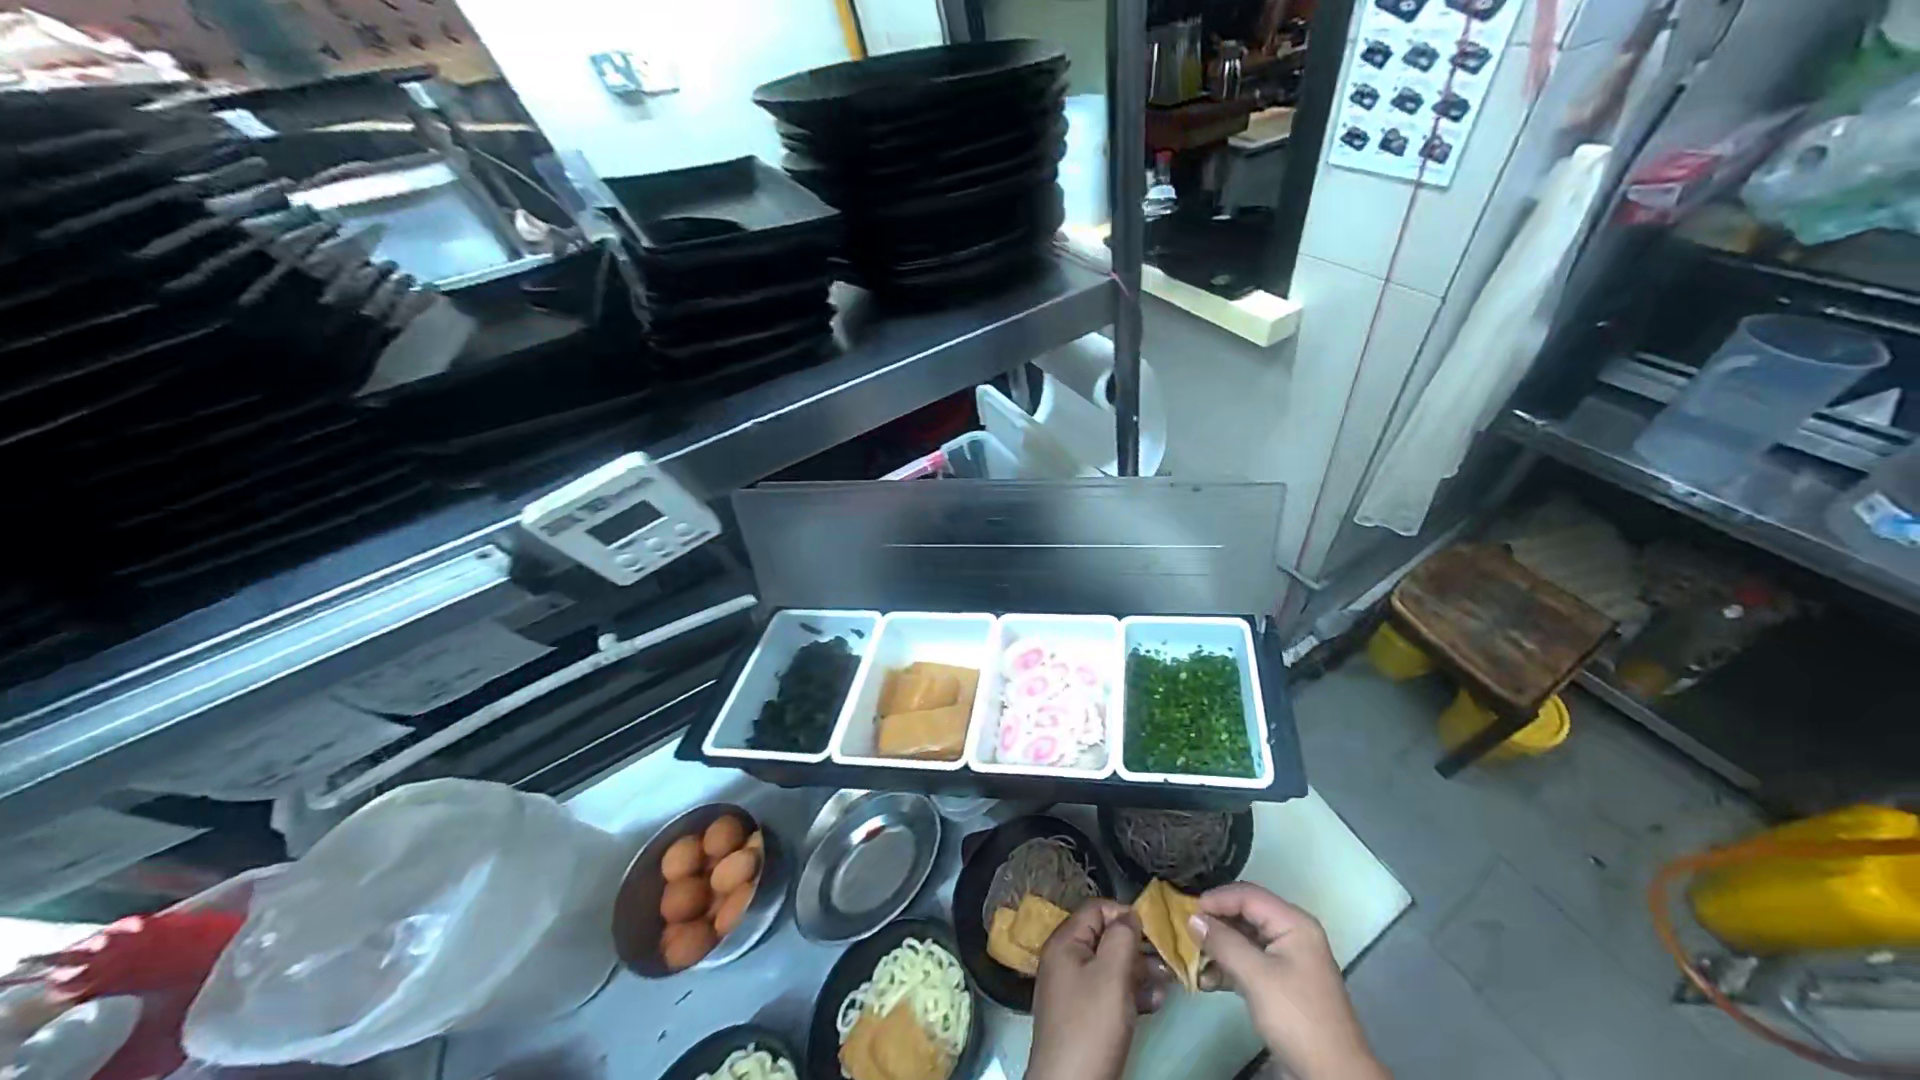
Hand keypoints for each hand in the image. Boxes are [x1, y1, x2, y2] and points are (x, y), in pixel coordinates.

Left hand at [1027, 899, 1167, 1079]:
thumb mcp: (1111, 974)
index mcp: (1065, 942)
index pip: (1096, 909)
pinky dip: (1132, 994)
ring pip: (1111, 966)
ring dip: (1140, 973)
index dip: (1125, 915)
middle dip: (1137, 948)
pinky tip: (1155, 1004)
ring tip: (1166, 985)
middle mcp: (1066, 959)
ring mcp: (1074, 988)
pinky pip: (1110, 992)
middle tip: (1165, 962)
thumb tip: (1130, 914)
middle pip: (1105, 938)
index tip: (1153, 932)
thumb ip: (1122, 937)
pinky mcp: (1084, 1014)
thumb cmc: (1091, 1024)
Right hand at [1192, 884, 1388, 1079]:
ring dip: (1218, 947)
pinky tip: (1207, 980)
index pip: (1248, 895)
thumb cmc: (1296, 1018)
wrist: (1333, 1076)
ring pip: (1243, 939)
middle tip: (1185, 932)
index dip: (1216, 899)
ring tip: (1192, 960)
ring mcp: (1286, 959)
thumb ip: (1223, 943)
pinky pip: (1248, 961)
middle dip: (1215, 923)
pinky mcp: (1279, 982)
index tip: (1186, 911)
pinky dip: (1227, 967)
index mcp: (1293, 923)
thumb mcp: (1257, 977)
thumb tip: (1192, 918)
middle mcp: (1291, 934)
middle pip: (1244, 914)